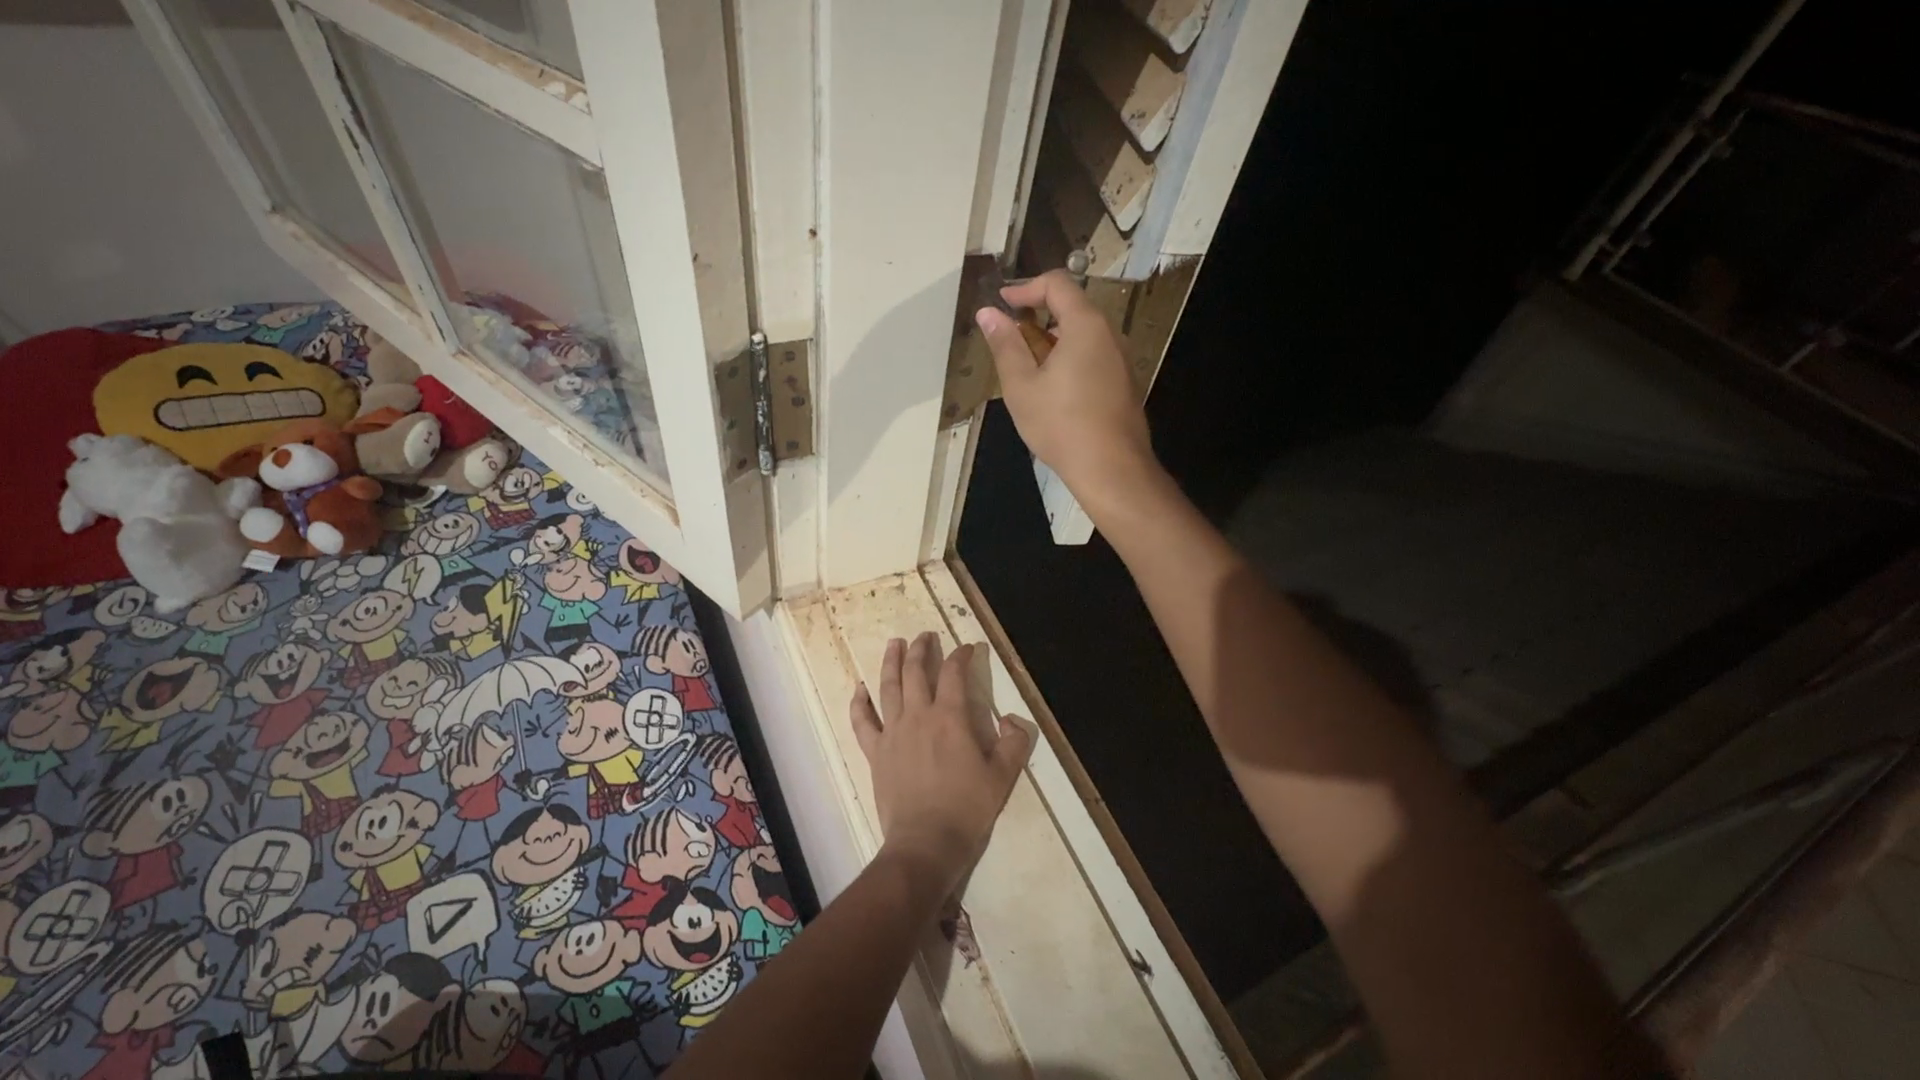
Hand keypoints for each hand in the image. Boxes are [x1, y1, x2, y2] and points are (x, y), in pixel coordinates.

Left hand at [849, 634, 1032, 897]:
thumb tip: (1010, 719)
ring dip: (891, 662)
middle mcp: (918, 716)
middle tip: (925, 635)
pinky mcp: (876, 753)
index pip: (954, 674)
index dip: (961, 656)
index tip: (968, 648)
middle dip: (921, 649)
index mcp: (950, 717)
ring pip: (888, 687)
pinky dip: (859, 703)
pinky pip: (862, 722)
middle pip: (915, 672)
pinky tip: (859, 689)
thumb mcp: (1003, 775)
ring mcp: (892, 733)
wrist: (925, 842)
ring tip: (895, 644)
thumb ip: (1013, 741)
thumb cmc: (967, 808)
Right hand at [976, 270, 1156, 498]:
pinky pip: (1094, 356)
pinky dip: (1070, 359)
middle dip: (1038, 316)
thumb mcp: (1021, 385)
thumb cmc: (1061, 425)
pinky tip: (1053, 390)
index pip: (1057, 283)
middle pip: (1072, 307)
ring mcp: (1121, 359)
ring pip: (1083, 334)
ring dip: (1052, 341)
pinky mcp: (1124, 383)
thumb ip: (1004, 345)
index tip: (1002, 304)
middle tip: (1010, 339)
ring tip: (1027, 369)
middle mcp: (1109, 334)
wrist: (1112, 469)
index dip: (1025, 287)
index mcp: (1085, 325)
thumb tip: (988, 313)